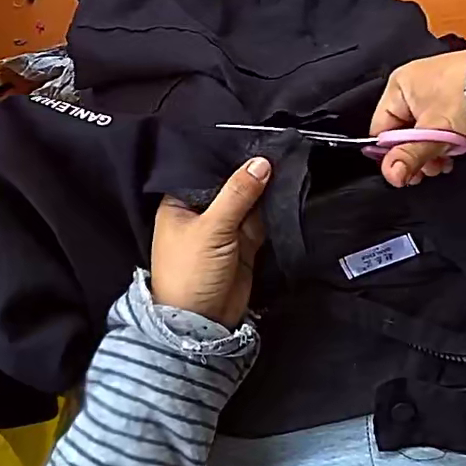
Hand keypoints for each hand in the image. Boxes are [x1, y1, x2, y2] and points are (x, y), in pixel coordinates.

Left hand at [150, 157, 270, 326]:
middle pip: (230, 187)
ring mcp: (224, 230)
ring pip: (248, 203)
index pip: (206, 173)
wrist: (202, 322)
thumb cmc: (189, 273)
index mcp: (180, 205)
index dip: (228, 160)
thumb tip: (260, 163)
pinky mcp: (243, 245)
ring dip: (264, 192)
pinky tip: (284, 195)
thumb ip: (237, 194)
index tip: (253, 143)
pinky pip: (260, 221)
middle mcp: (201, 214)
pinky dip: (271, 212)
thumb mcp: (211, 228)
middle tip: (276, 153)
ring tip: (285, 169)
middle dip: (251, 175)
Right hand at [369, 48, 465, 186]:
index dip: (392, 154)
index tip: (407, 170)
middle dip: (418, 153)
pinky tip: (458, 147)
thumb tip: (391, 175)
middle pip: (403, 132)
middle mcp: (414, 83)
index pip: (382, 129)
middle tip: (432, 167)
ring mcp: (435, 88)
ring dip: (434, 149)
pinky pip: (440, 123)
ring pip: (423, 130)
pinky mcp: (454, 94)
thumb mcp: (435, 133)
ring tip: (449, 158)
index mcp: (399, 85)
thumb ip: (410, 156)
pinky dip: (447, 138)